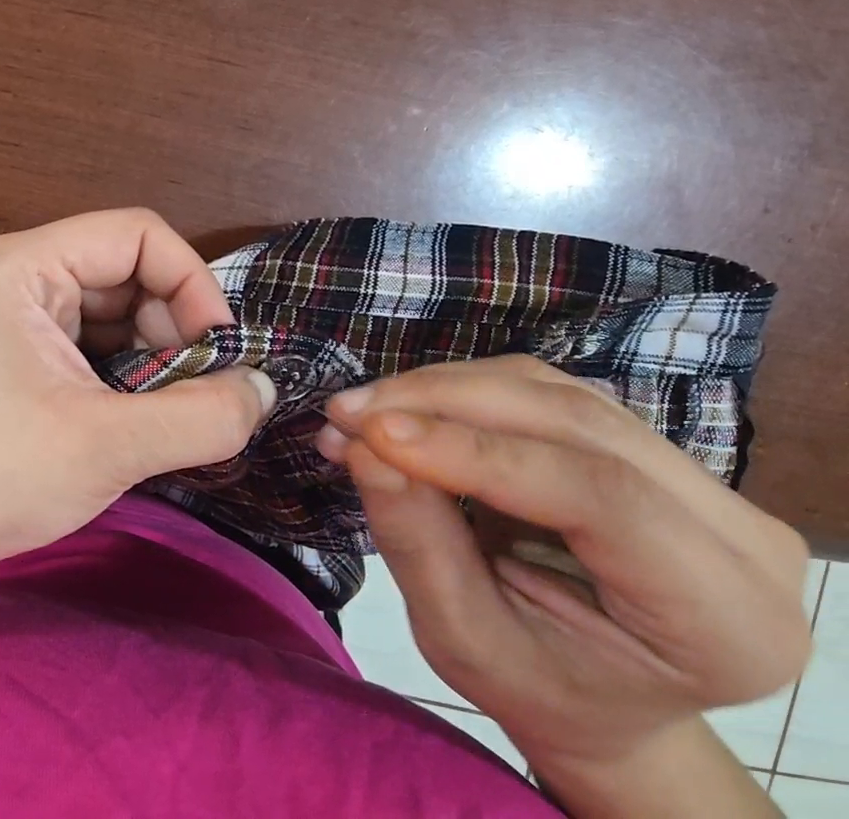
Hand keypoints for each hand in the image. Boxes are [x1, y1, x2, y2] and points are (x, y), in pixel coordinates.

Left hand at [0, 209, 275, 584]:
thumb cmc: (0, 478)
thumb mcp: (113, 446)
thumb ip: (204, 415)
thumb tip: (267, 389)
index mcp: (21, 267)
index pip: (137, 234)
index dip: (192, 285)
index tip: (220, 354)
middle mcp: (13, 273)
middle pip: (126, 266)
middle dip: (174, 325)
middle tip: (196, 390)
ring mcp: (11, 310)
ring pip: (114, 305)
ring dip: (154, 351)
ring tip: (167, 408)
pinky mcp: (16, 347)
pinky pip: (90, 336)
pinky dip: (127, 367)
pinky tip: (137, 410)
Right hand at [318, 356, 812, 770]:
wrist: (597, 697)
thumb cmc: (534, 689)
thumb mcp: (464, 640)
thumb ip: (419, 544)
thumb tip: (363, 449)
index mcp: (721, 616)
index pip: (602, 498)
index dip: (477, 452)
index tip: (369, 433)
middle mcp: (741, 534)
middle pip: (580, 425)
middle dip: (445, 402)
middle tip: (344, 410)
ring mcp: (704, 483)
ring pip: (560, 395)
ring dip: (445, 390)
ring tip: (358, 410)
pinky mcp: (652, 451)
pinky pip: (549, 395)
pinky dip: (461, 393)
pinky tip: (401, 410)